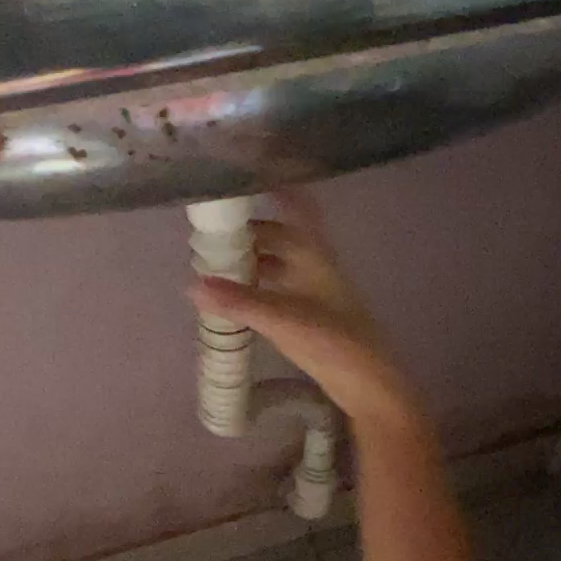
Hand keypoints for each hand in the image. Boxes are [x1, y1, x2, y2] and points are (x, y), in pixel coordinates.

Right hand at [188, 189, 425, 435]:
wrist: (369, 385)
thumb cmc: (334, 343)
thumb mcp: (283, 320)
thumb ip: (238, 303)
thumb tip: (191, 285)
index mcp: (314, 256)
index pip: (296, 209)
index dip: (276, 189)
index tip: (247, 175)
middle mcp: (314, 267)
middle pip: (278, 237)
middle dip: (248, 232)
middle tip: (210, 234)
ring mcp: (312, 292)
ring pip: (276, 263)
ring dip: (250, 260)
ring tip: (214, 263)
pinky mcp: (308, 315)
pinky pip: (275, 288)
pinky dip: (255, 285)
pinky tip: (235, 296)